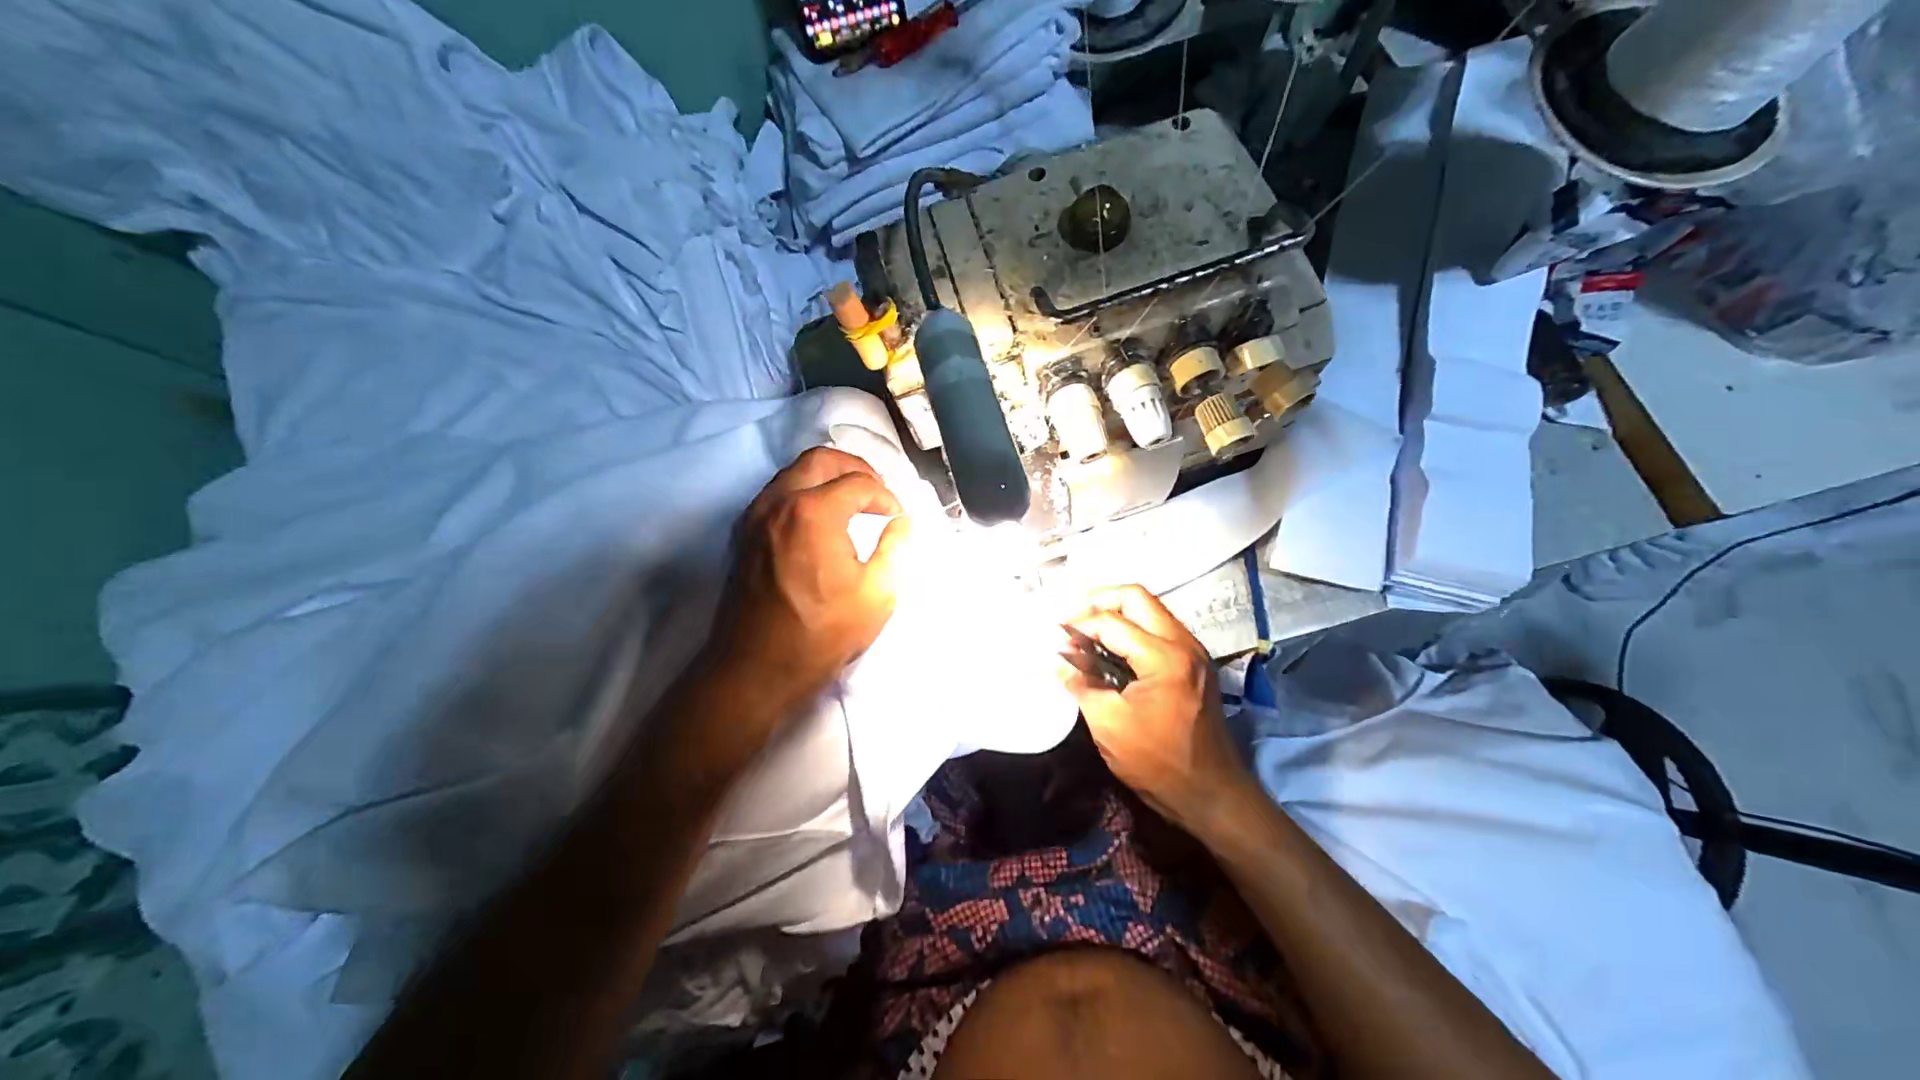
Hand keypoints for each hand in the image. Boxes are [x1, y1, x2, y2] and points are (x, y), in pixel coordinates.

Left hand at [704, 447, 911, 709]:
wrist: (756, 669)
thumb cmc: (820, 635)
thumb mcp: (876, 595)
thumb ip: (894, 549)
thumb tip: (901, 524)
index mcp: (813, 512)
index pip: (859, 483)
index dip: (885, 497)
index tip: (897, 518)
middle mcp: (778, 502)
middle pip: (820, 460)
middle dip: (854, 469)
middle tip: (876, 493)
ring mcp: (754, 516)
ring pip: (793, 472)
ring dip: (826, 477)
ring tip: (850, 503)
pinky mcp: (743, 534)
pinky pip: (776, 493)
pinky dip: (803, 493)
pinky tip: (819, 521)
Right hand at [1058, 585, 1252, 829]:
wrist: (1211, 794)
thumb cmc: (1157, 763)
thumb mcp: (1109, 724)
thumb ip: (1081, 682)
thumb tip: (1058, 656)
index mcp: (1164, 657)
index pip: (1111, 621)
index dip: (1077, 624)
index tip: (1054, 636)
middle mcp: (1184, 644)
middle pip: (1137, 597)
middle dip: (1099, 602)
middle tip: (1071, 622)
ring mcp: (1193, 652)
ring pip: (1151, 611)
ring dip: (1117, 615)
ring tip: (1087, 636)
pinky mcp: (1195, 665)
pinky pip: (1160, 630)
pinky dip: (1133, 631)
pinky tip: (1111, 652)